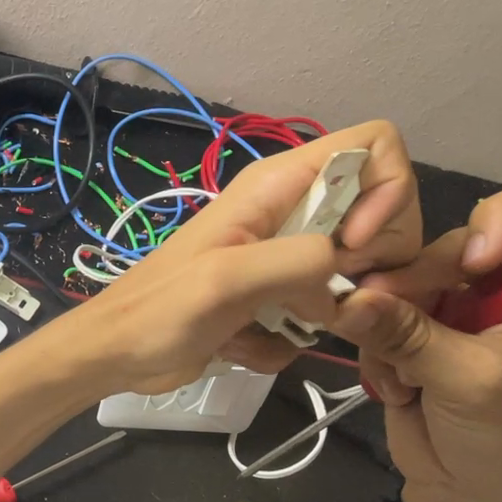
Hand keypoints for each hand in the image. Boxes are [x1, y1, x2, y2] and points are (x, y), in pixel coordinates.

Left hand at [60, 121, 424, 395]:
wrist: (114, 356)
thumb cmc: (159, 312)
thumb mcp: (227, 278)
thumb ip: (301, 260)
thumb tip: (344, 276)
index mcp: (276, 186)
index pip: (375, 146)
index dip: (388, 192)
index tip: (356, 247)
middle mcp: (286, 214)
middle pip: (377, 218)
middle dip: (364, 267)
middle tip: (324, 301)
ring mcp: (278, 261)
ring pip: (347, 277)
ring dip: (317, 316)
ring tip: (267, 327)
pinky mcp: (269, 302)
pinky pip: (311, 317)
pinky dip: (282, 341)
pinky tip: (239, 345)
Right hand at [328, 174, 501, 501]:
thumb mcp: (470, 382)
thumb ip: (409, 333)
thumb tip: (344, 298)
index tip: (472, 264)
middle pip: (464, 240)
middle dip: (421, 283)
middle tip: (389, 320)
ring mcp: (476, 307)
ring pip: (414, 276)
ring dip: (393, 322)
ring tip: (399, 374)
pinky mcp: (431, 331)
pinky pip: (387, 313)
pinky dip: (380, 346)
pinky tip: (396, 386)